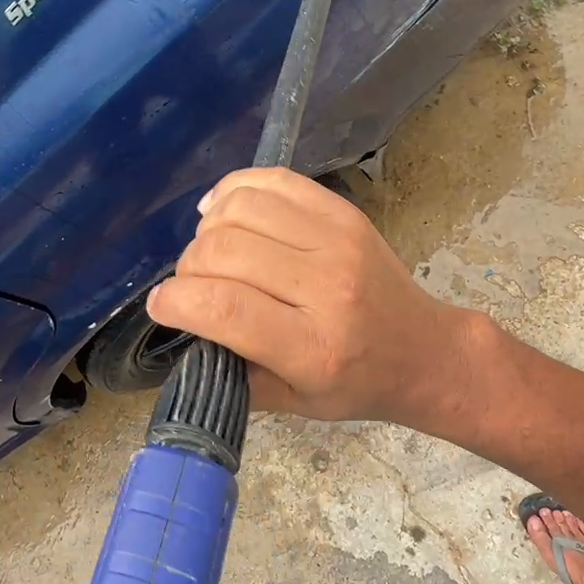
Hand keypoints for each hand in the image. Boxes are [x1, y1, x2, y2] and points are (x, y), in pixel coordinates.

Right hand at [145, 167, 490, 430]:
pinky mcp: (342, 211)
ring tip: (211, 249)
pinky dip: (234, 190)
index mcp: (313, 348)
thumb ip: (230, 370)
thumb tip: (178, 326)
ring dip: (208, 228)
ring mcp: (337, 240)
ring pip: (241, 208)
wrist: (423, 349)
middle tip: (191, 283)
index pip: (224, 307)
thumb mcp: (291, 402)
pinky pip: (271, 180)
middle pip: (226, 251)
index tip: (160, 305)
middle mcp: (326, 287)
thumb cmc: (354, 383)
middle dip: (188, 266)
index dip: (176, 300)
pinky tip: (223, 211)